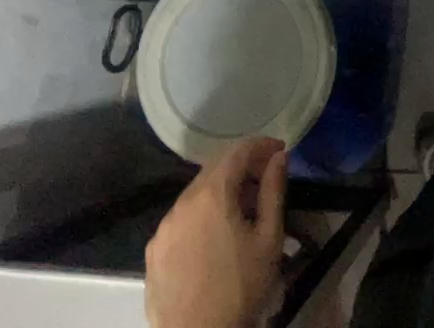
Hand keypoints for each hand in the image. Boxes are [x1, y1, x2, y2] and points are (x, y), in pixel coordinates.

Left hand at [145, 138, 289, 327]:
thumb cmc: (241, 287)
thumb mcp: (268, 238)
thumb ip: (273, 190)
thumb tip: (279, 157)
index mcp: (211, 194)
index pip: (237, 151)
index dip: (261, 146)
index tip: (280, 151)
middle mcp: (181, 203)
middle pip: (214, 169)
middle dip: (243, 166)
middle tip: (266, 179)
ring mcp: (163, 228)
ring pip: (196, 195)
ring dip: (221, 191)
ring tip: (244, 210)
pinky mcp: (153, 252)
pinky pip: (181, 219)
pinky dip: (202, 215)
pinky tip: (216, 237)